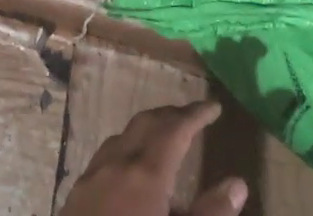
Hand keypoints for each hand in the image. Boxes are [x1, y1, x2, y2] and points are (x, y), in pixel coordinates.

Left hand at [58, 101, 247, 215]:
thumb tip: (237, 184)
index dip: (196, 115)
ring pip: (123, 138)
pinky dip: (126, 149)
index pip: (176, 129)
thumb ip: (210, 214)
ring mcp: (92, 178)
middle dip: (171, 115)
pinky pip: (105, 157)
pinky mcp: (75, 196)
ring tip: (164, 139)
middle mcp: (117, 164)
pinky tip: (128, 173)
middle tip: (192, 116)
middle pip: (146, 123)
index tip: (214, 106)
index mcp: (146, 174)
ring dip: (146, 131)